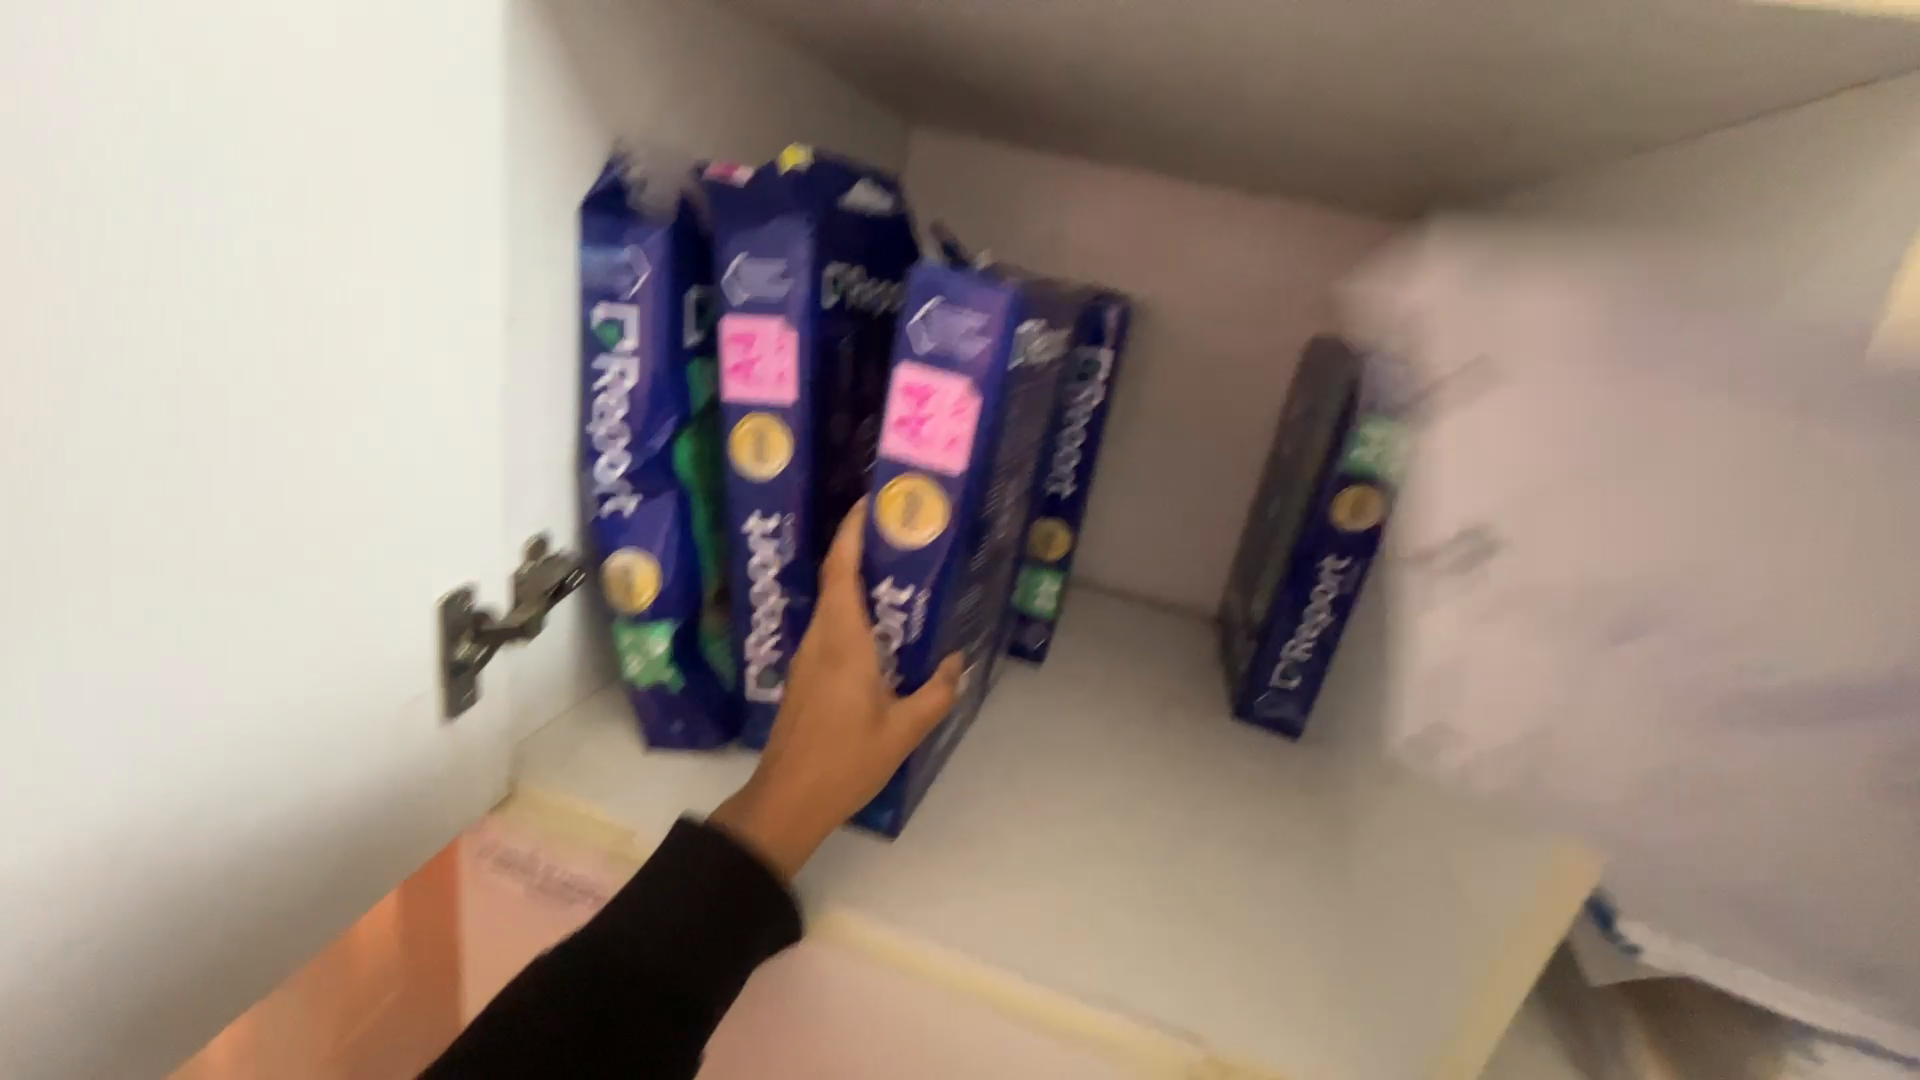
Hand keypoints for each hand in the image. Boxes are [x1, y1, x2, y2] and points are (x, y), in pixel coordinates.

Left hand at [710, 498, 961, 879]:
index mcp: (843, 642)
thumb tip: (956, 661)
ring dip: (856, 581)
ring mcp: (808, 657)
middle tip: (901, 534)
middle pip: (835, 580)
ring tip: (897, 574)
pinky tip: (880, 628)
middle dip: (861, 549)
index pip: (841, 571)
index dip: (851, 533)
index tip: (869, 504)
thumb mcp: (904, 730)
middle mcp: (821, 639)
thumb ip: (936, 691)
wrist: (788, 800)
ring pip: (832, 605)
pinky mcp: (805, 676)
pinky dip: (852, 612)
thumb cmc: (846, 760)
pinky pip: (830, 628)